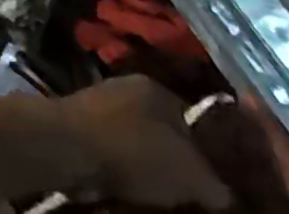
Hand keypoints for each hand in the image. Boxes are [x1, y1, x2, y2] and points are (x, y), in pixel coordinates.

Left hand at [55, 77, 232, 210]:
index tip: (215, 186)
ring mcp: (99, 106)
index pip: (195, 122)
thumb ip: (217, 187)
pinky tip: (134, 192)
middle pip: (165, 134)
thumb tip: (221, 195)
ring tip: (163, 199)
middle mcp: (125, 90)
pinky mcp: (80, 127)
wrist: (67, 146)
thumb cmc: (135, 151)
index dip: (210, 156)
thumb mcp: (195, 177)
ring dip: (150, 172)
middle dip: (177, 165)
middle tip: (190, 196)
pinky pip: (114, 153)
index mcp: (155, 88)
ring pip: (138, 145)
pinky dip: (124, 171)